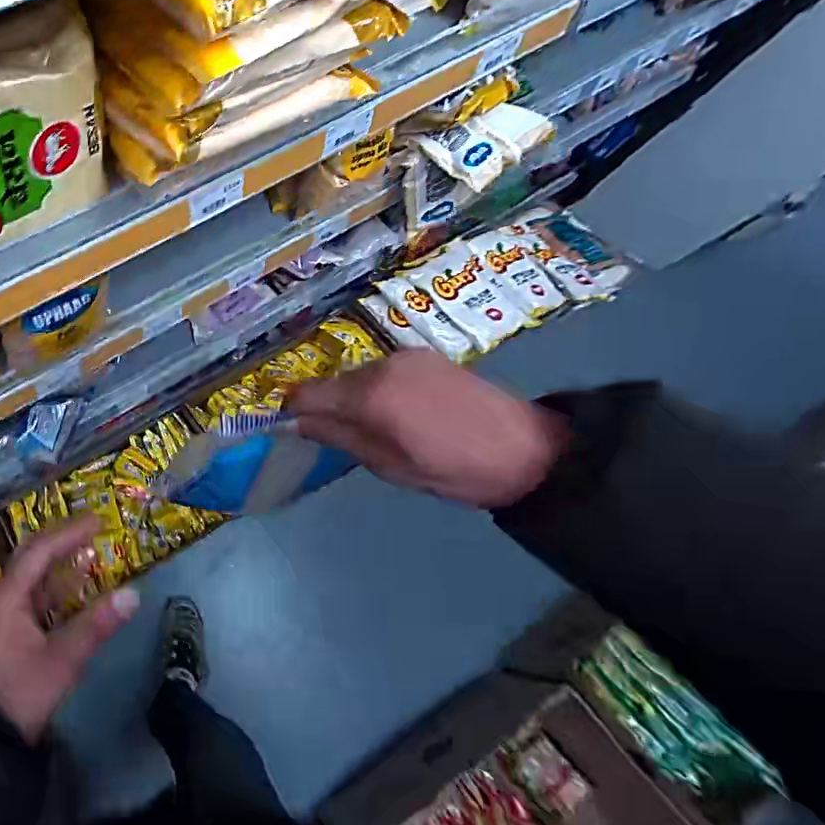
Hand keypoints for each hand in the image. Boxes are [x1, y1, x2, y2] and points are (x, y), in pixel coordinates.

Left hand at [0, 517, 139, 742]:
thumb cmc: (23, 692)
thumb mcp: (62, 660)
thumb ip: (96, 625)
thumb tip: (132, 593)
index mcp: (8, 595)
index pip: (39, 551)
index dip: (68, 533)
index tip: (98, 522)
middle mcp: (6, 595)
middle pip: (34, 555)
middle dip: (64, 538)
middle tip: (95, 528)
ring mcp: (10, 611)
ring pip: (37, 573)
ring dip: (64, 559)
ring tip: (93, 548)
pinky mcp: (17, 628)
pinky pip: (41, 592)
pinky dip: (62, 583)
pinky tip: (81, 584)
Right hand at [288, 350, 565, 507]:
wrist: (532, 451)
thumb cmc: (455, 470)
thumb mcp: (390, 466)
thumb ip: (338, 438)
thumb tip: (296, 424)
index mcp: (370, 395)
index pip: (307, 394)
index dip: (293, 411)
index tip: (294, 429)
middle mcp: (381, 365)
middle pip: (331, 383)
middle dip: (328, 406)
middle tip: (346, 437)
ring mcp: (405, 356)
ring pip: (357, 375)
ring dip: (355, 397)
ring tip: (383, 425)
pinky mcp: (425, 355)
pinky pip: (383, 370)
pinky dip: (379, 387)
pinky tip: (404, 409)